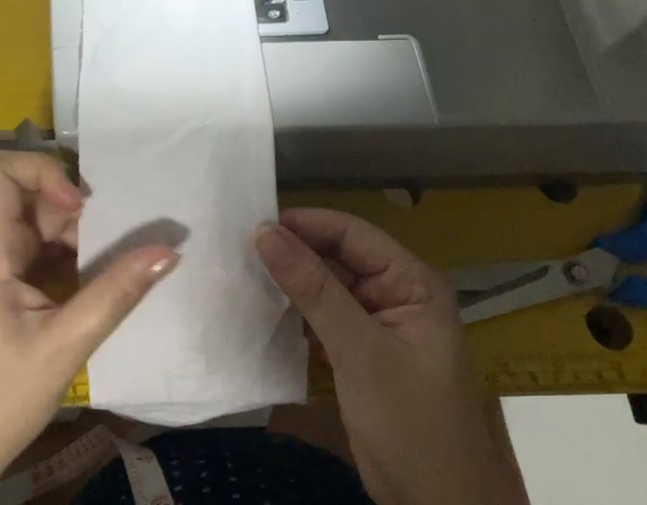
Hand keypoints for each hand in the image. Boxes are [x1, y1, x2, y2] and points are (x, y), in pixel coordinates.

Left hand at [0, 151, 179, 504]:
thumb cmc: (0, 399)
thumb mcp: (65, 346)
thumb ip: (115, 294)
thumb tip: (167, 251)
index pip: (1, 171)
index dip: (43, 170)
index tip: (81, 204)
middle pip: (27, 198)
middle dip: (73, 211)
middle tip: (114, 241)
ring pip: (35, 226)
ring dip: (74, 238)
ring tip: (110, 265)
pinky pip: (34, 253)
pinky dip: (65, 259)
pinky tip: (92, 283)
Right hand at [257, 209, 528, 504]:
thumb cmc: (411, 422)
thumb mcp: (360, 351)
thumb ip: (313, 289)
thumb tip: (265, 232)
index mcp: (411, 282)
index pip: (352, 234)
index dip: (304, 224)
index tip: (252, 224)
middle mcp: (395, 295)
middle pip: (337, 258)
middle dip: (292, 252)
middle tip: (235, 248)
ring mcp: (376, 326)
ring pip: (325, 287)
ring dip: (289, 283)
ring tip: (239, 273)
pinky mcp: (359, 355)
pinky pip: (322, 319)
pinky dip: (294, 314)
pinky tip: (259, 310)